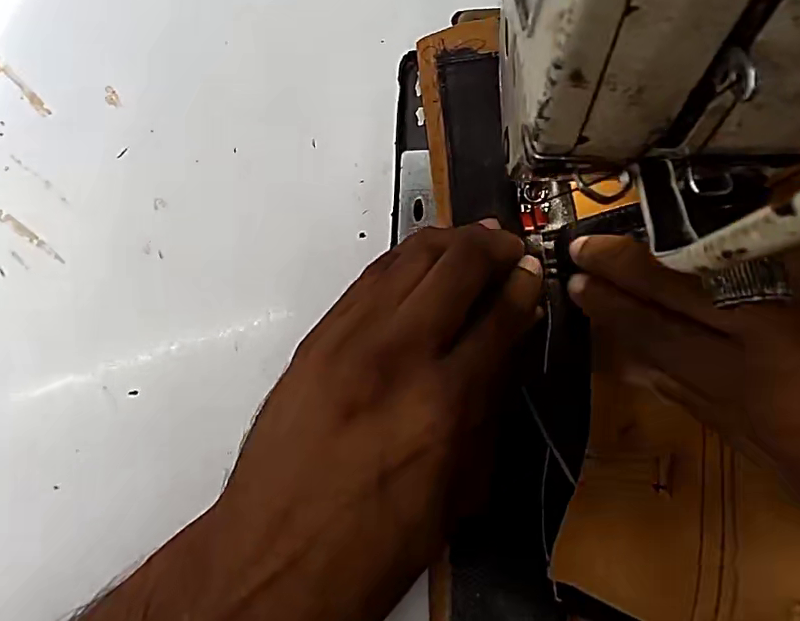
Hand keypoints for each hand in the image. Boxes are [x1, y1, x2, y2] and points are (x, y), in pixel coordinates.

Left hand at [88, 222, 542, 620]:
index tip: (532, 274)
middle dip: (494, 247)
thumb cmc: (367, 546)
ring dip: (452, 239)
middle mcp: (396, 357)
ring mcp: (350, 339)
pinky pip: (372, 273)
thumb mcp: (454, 491)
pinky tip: (424, 256)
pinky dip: (407, 255)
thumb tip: (508, 344)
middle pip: (458, 266)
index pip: (498, 318)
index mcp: (441, 405)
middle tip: (511, 246)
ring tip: (475, 237)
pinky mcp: (318, 336)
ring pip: (412, 255)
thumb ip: (487, 406)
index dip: (523, 287)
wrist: (267, 562)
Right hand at [567, 235, 799, 573]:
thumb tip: (669, 376)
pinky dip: (746, 241)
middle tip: (587, 244)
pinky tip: (724, 236)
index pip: (666, 342)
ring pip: (731, 254)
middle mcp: (791, 330)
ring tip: (636, 234)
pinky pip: (791, 243)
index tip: (581, 289)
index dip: (617, 315)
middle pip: (685, 287)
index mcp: (771, 399)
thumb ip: (734, 419)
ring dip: (677, 246)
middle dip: (628, 265)